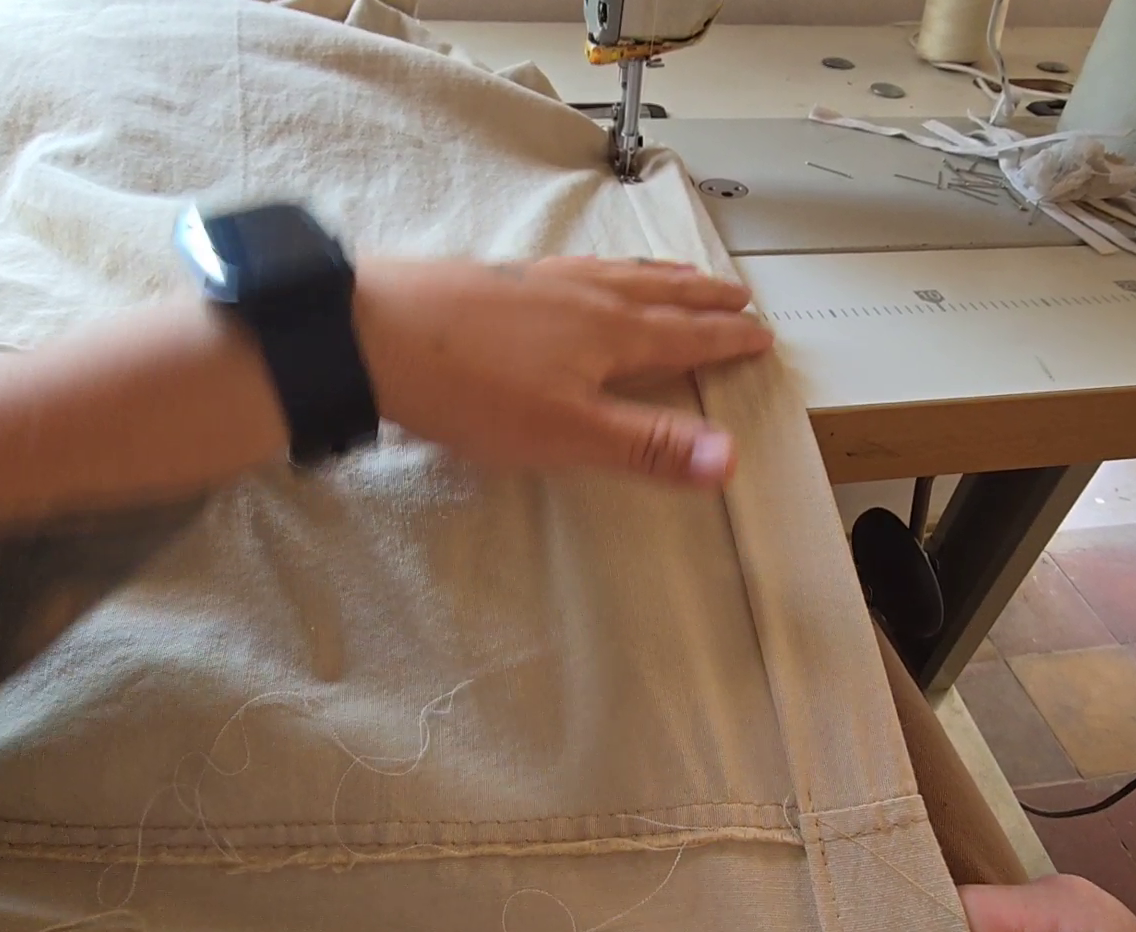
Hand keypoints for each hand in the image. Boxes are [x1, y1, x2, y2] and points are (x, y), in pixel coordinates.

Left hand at [351, 256, 771, 486]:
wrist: (373, 334)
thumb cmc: (474, 391)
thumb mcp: (567, 434)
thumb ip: (647, 446)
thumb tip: (732, 459)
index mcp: (609, 334)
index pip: (685, 337)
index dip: (725, 339)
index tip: (761, 335)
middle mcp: (584, 297)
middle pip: (658, 295)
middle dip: (702, 299)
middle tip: (737, 294)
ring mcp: (540, 281)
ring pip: (618, 275)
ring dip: (660, 277)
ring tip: (681, 275)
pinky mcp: (499, 277)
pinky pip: (576, 268)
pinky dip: (605, 269)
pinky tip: (587, 274)